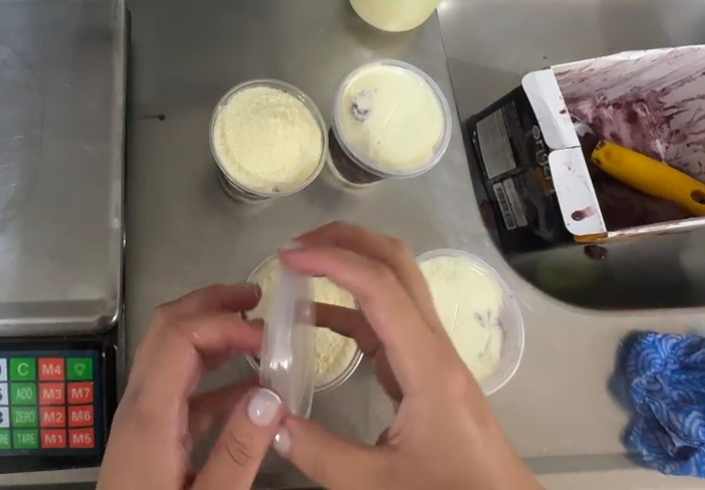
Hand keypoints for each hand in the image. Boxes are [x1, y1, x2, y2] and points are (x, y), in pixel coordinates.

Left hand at [98, 283, 288, 489]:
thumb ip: (237, 455)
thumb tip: (270, 394)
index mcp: (149, 416)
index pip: (180, 336)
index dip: (224, 322)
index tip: (267, 335)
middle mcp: (139, 405)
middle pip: (168, 328)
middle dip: (210, 304)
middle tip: (256, 298)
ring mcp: (141, 421)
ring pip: (171, 354)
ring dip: (211, 334)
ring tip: (256, 332)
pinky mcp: (149, 442)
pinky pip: (180, 391)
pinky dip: (213, 378)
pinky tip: (248, 392)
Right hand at [274, 223, 539, 489]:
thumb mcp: (382, 488)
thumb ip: (322, 455)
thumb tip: (270, 420)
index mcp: (428, 365)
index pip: (380, 286)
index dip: (332, 260)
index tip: (288, 257)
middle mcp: (434, 345)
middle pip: (396, 262)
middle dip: (345, 240)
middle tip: (296, 246)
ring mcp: (432, 353)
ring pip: (395, 282)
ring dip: (350, 263)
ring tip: (301, 267)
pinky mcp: (426, 368)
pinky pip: (386, 319)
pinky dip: (349, 306)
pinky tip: (314, 317)